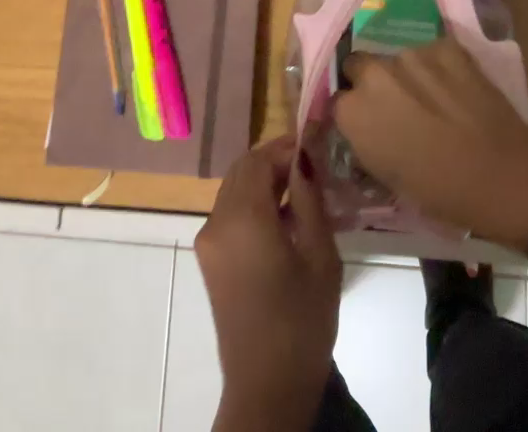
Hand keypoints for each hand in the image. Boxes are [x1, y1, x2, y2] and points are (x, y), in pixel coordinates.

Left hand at [196, 135, 341, 431]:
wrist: (267, 384)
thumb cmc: (302, 320)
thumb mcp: (319, 255)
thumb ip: (310, 199)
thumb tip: (306, 157)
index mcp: (242, 217)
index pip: (259, 159)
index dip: (287, 146)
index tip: (318, 142)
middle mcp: (216, 222)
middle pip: (242, 171)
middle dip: (275, 160)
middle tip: (314, 163)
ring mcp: (208, 242)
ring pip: (234, 191)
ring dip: (265, 181)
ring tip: (306, 189)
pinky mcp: (210, 259)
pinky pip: (231, 214)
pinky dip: (255, 203)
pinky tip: (286, 217)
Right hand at [334, 37, 527, 250]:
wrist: (504, 178)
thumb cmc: (441, 191)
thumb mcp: (387, 176)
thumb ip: (367, 140)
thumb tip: (366, 126)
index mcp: (353, 111)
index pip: (337, 100)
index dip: (353, 113)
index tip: (369, 125)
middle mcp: (375, 74)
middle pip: (360, 66)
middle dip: (372, 83)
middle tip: (396, 107)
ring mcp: (413, 55)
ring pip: (398, 58)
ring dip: (406, 74)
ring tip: (431, 98)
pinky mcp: (448, 48)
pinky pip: (433, 53)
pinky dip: (439, 67)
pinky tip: (455, 88)